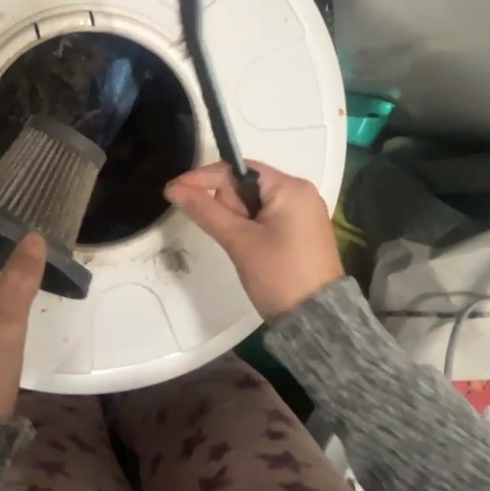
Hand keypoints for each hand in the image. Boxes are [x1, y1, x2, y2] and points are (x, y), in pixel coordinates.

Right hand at [165, 160, 344, 318]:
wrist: (317, 321)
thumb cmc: (279, 275)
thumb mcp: (238, 241)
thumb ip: (205, 209)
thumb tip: (173, 188)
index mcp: (290, 187)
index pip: (236, 169)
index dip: (202, 178)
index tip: (174, 190)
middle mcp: (300, 192)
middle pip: (244, 184)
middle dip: (227, 205)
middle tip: (230, 235)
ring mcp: (303, 212)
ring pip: (252, 202)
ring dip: (237, 218)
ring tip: (241, 245)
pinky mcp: (301, 231)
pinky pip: (265, 216)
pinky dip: (249, 226)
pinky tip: (248, 246)